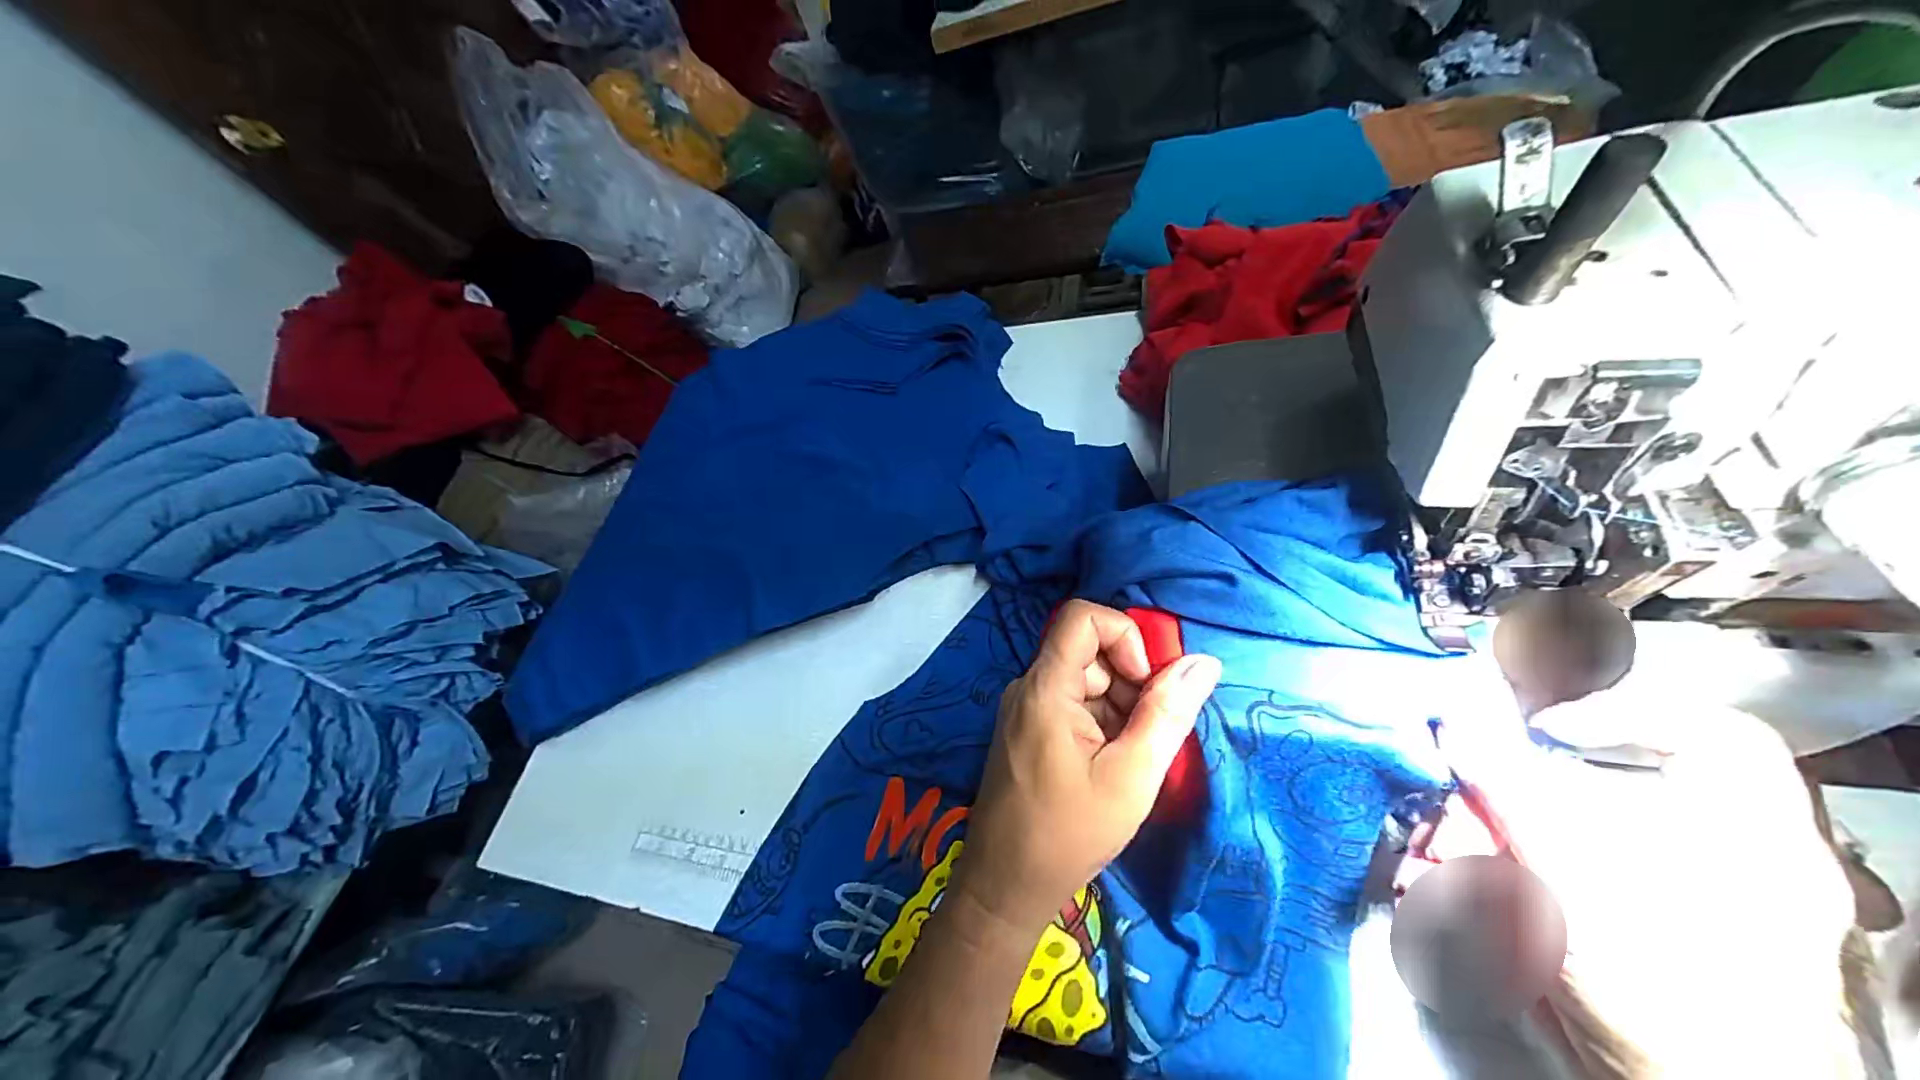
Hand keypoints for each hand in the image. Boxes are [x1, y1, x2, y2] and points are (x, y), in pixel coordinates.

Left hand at [951, 600, 1220, 934]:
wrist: (1005, 885)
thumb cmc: (1069, 833)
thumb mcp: (1132, 776)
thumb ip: (1167, 714)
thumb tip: (1204, 662)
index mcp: (1045, 687)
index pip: (1083, 616)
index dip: (1125, 636)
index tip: (1146, 684)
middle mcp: (1028, 687)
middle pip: (1090, 652)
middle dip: (1131, 682)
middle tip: (1147, 737)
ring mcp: (1025, 709)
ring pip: (1085, 680)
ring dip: (1119, 708)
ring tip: (1128, 761)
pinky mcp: (1027, 730)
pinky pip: (1071, 704)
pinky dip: (1101, 723)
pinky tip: (1109, 766)